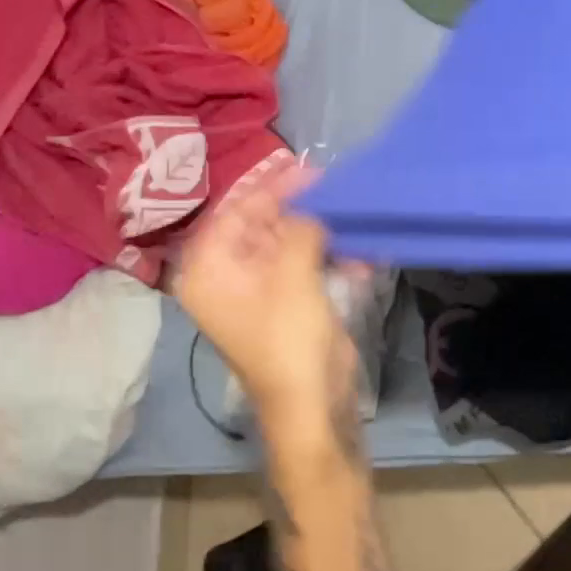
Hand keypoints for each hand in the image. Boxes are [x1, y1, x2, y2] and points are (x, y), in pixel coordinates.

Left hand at [172, 164, 358, 431]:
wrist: (312, 401)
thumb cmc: (290, 339)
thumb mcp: (294, 276)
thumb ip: (300, 230)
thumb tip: (313, 207)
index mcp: (209, 271)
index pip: (233, 213)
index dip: (269, 188)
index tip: (307, 169)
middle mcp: (228, 277)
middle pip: (261, 226)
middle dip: (300, 208)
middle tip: (336, 187)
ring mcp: (260, 291)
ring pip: (290, 243)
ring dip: (323, 232)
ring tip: (354, 217)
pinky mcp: (290, 302)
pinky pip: (307, 265)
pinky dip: (332, 257)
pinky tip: (361, 258)